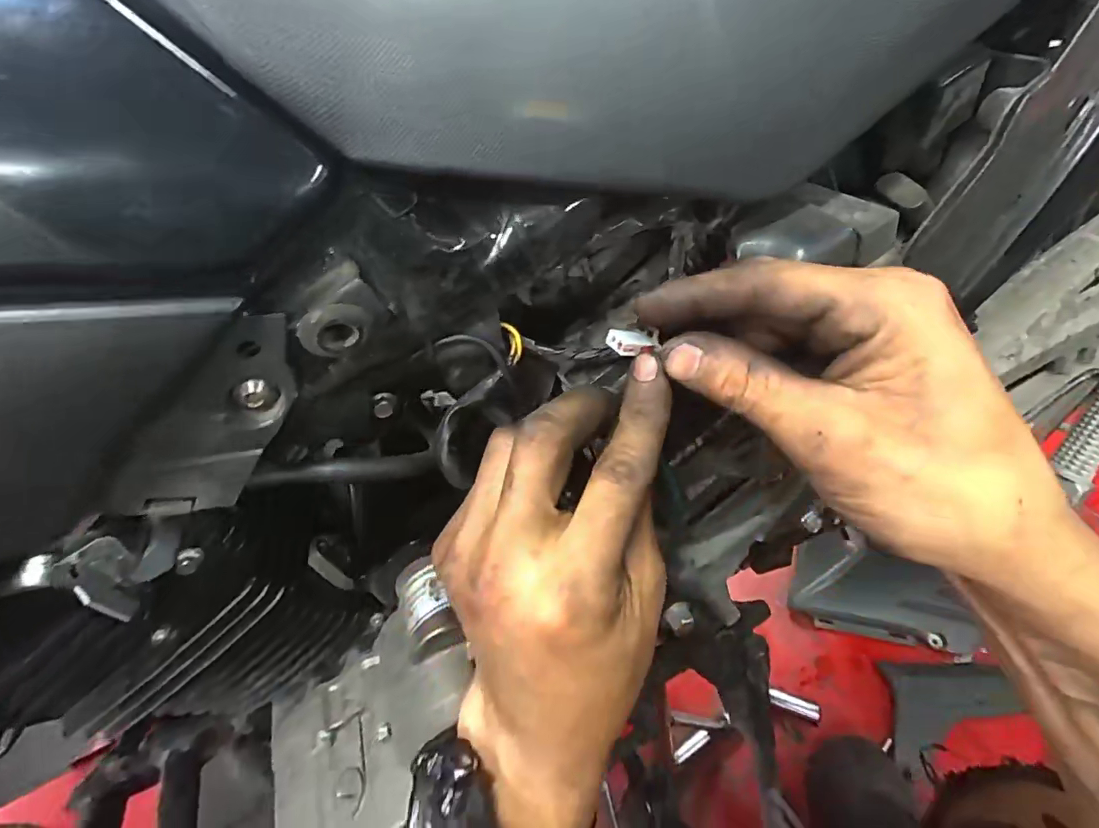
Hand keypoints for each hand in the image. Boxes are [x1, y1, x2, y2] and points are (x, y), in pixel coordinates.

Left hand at [432, 355, 671, 827]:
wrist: (528, 722)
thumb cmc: (602, 671)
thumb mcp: (646, 598)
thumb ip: (637, 516)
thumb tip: (631, 445)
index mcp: (573, 580)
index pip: (613, 473)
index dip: (638, 415)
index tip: (651, 376)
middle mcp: (510, 557)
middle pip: (539, 439)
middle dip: (577, 404)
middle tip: (604, 403)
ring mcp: (468, 550)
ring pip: (503, 444)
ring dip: (545, 427)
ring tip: (574, 436)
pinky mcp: (447, 547)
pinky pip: (485, 475)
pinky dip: (517, 462)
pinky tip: (540, 480)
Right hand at [635, 259, 1076, 590]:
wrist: (1007, 541)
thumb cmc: (933, 487)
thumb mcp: (829, 434)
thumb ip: (746, 385)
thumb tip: (670, 353)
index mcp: (884, 300)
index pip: (771, 282)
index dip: (700, 295)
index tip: (644, 310)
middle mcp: (880, 299)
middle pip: (775, 298)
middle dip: (710, 318)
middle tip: (647, 335)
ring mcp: (876, 328)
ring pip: (783, 324)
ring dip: (729, 342)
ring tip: (670, 355)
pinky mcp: (870, 358)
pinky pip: (801, 350)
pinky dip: (757, 363)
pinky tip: (718, 371)